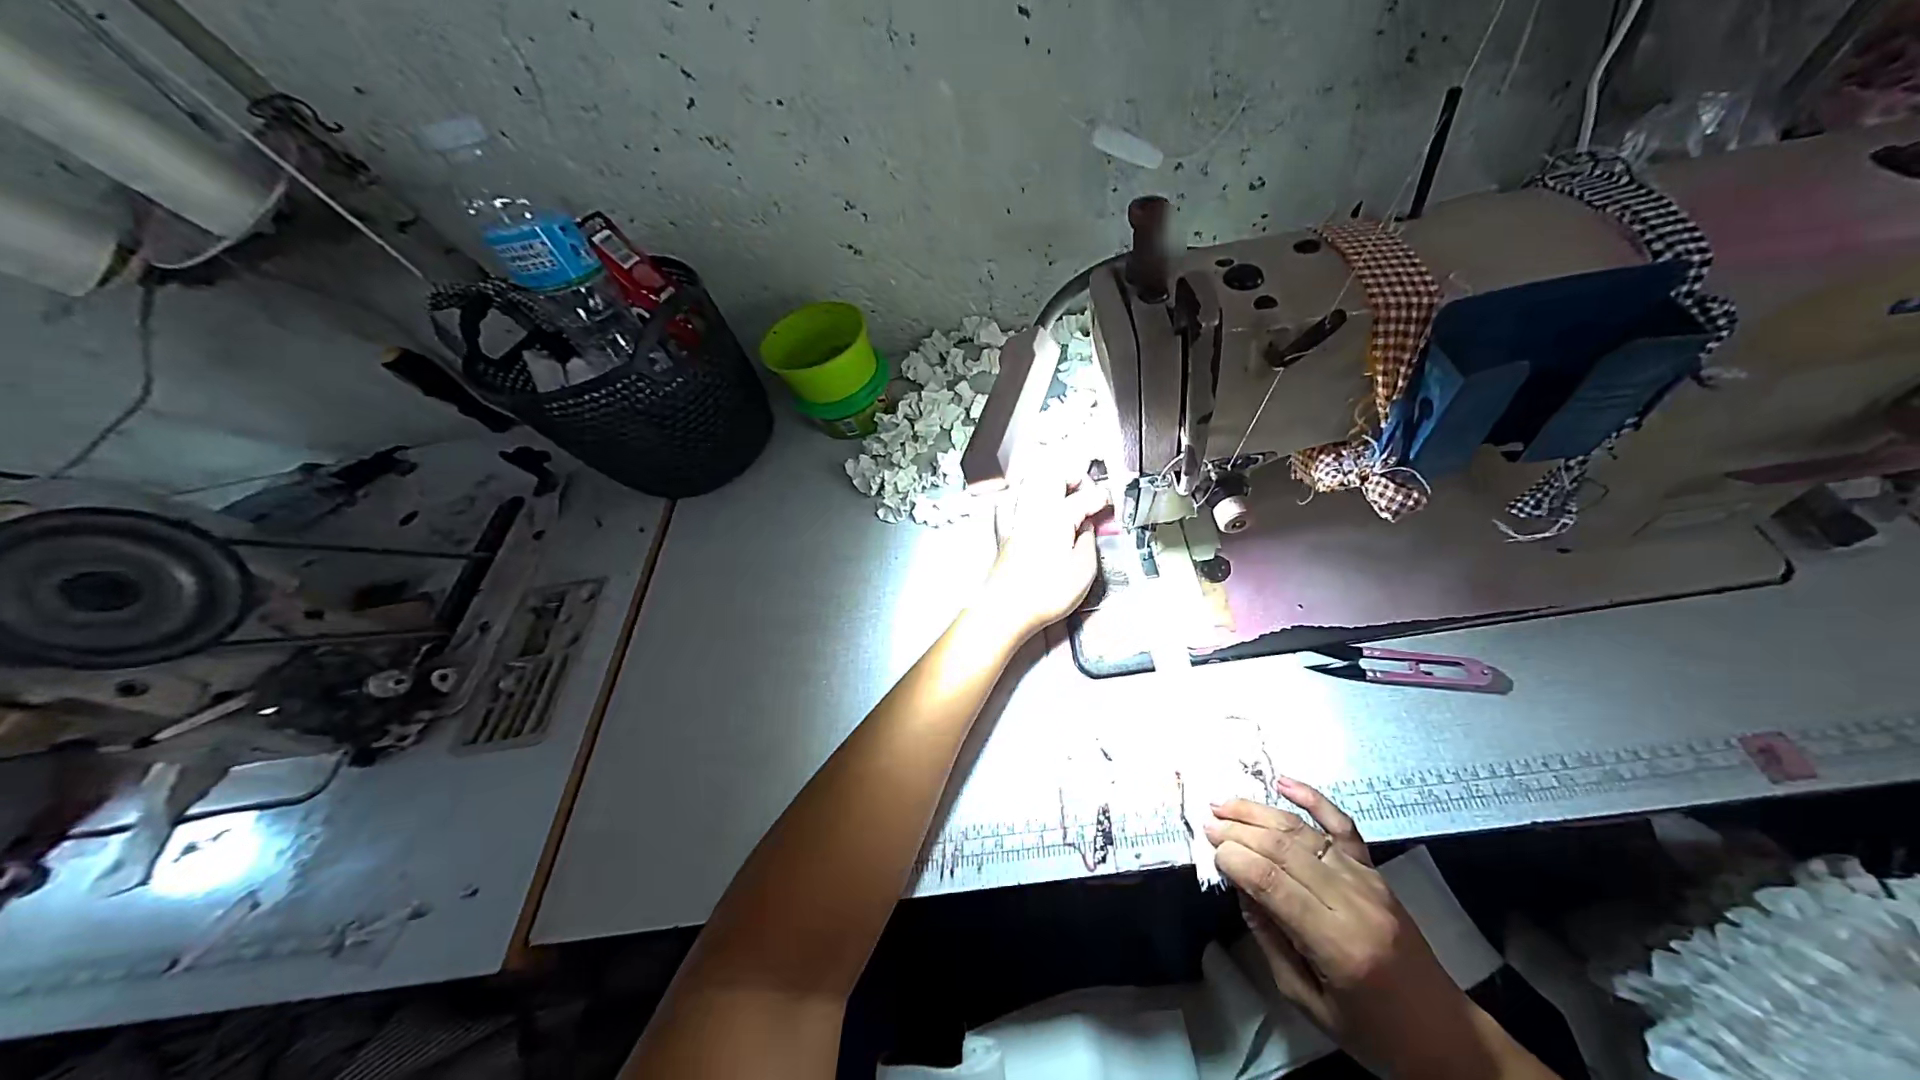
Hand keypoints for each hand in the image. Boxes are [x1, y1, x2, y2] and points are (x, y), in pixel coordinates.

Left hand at [975, 473, 1109, 639]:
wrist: (1006, 610)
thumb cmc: (1042, 594)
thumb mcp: (1083, 570)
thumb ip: (1088, 541)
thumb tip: (1087, 528)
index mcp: (1057, 517)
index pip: (1084, 496)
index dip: (1100, 496)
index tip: (1107, 500)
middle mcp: (1033, 513)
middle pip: (1050, 475)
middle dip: (1071, 474)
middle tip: (1084, 485)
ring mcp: (1015, 521)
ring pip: (1028, 482)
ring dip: (1046, 478)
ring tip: (1060, 486)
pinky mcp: (1003, 533)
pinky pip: (1011, 500)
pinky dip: (1022, 493)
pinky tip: (1025, 499)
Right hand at [1207, 779, 1482, 1075]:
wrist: (1444, 1035)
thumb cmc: (1372, 1032)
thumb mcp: (1306, 999)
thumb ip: (1269, 937)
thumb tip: (1238, 885)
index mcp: (1338, 945)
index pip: (1273, 883)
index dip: (1236, 860)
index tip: (1208, 849)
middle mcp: (1356, 903)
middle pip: (1286, 850)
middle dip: (1240, 831)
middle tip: (1207, 822)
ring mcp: (1369, 881)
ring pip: (1305, 833)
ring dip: (1261, 813)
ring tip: (1225, 804)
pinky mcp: (1376, 872)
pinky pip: (1343, 826)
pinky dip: (1313, 799)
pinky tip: (1284, 782)